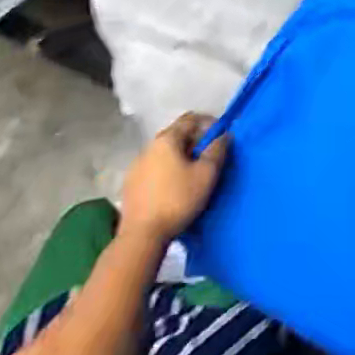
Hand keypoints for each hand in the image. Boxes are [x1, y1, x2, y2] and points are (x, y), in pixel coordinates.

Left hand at [120, 113, 230, 244]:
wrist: (142, 235)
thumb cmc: (178, 200)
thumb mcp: (206, 175)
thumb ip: (217, 150)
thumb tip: (223, 135)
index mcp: (167, 139)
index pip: (190, 119)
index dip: (208, 123)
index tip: (221, 136)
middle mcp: (149, 146)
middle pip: (176, 135)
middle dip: (195, 141)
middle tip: (210, 157)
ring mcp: (136, 165)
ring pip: (164, 152)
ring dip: (180, 156)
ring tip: (193, 173)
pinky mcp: (130, 184)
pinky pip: (154, 168)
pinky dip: (167, 170)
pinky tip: (173, 187)